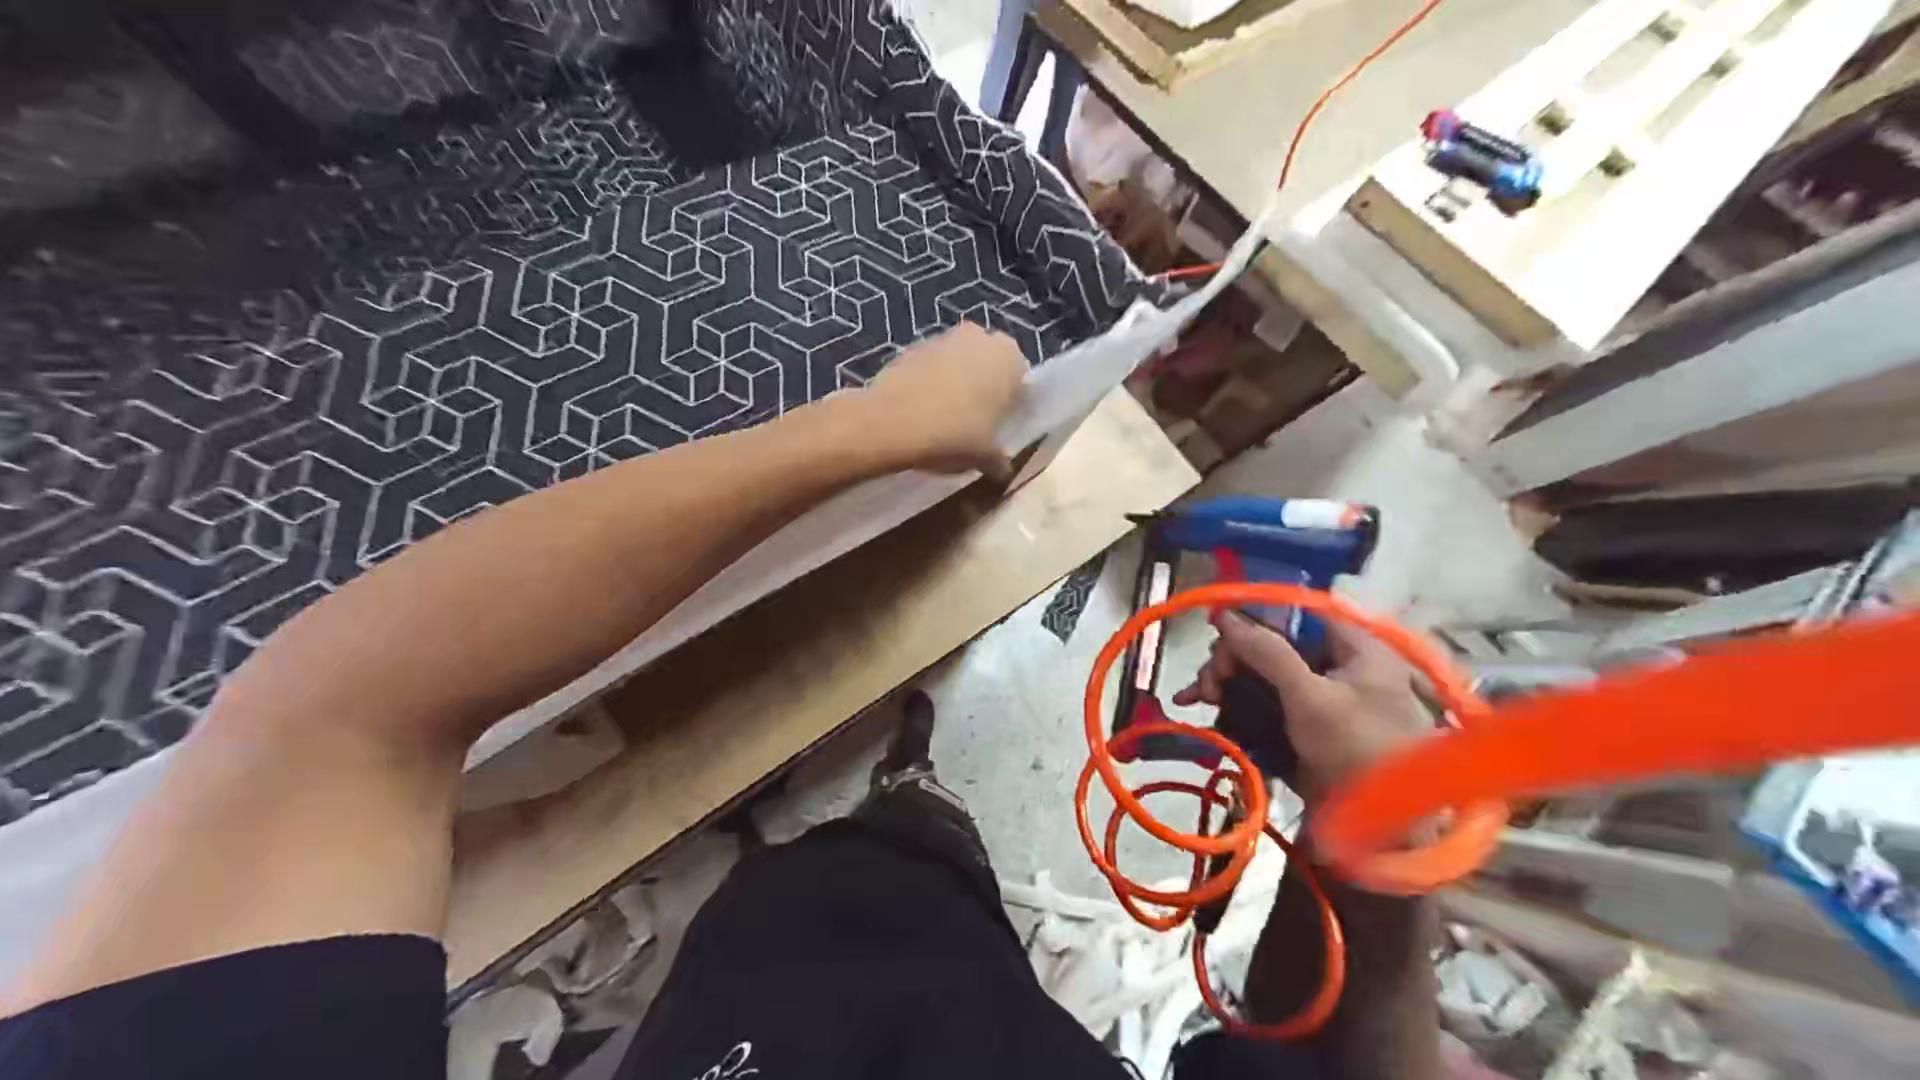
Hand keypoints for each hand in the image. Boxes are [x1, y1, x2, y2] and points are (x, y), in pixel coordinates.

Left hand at [861, 322, 1027, 476]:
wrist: (892, 423)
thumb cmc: (954, 434)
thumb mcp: (986, 456)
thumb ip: (1000, 461)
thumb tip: (1004, 470)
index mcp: (1008, 357)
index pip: (1020, 378)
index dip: (1010, 402)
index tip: (999, 424)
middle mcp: (979, 337)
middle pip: (987, 365)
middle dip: (982, 387)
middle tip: (974, 421)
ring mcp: (942, 338)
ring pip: (958, 362)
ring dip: (954, 383)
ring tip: (944, 418)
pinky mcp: (910, 347)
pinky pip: (930, 367)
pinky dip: (928, 383)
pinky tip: (920, 411)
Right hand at [1173, 610, 1431, 801]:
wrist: (1383, 835)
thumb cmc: (1358, 752)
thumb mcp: (1311, 698)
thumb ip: (1268, 653)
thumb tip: (1225, 616)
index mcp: (1356, 649)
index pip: (1299, 613)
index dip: (1256, 614)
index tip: (1216, 625)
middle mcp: (1338, 666)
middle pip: (1272, 644)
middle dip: (1232, 658)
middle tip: (1208, 680)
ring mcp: (1319, 698)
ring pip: (1261, 673)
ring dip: (1225, 680)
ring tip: (1198, 697)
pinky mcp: (1302, 726)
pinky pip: (1261, 702)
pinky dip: (1232, 703)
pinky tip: (1200, 706)